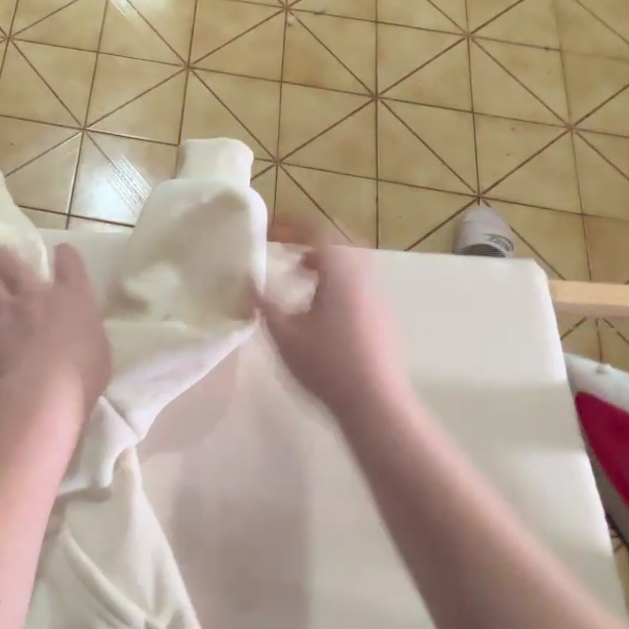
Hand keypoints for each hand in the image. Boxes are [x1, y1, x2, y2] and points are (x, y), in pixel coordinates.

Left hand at [0, 245, 111, 411]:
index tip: (62, 252)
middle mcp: (36, 294)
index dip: (65, 254)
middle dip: (2, 257)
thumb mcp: (99, 347)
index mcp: (72, 296)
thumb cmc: (85, 371)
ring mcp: (7, 310)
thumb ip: (86, 332)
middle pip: (13, 264)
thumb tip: (79, 333)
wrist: (48, 387)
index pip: (70, 262)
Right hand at [254, 218, 412, 417]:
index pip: (318, 229)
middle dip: (308, 237)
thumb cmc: (326, 365)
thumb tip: (247, 279)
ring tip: (296, 273)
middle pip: (339, 238)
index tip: (267, 230)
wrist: (376, 403)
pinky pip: (357, 278)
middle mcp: (363, 275)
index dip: (291, 224)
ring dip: (322, 258)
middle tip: (283, 245)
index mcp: (340, 272)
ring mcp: (377, 295)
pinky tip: (316, 303)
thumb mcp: (283, 333)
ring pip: (351, 259)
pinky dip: (334, 276)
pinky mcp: (382, 314)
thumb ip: (263, 302)